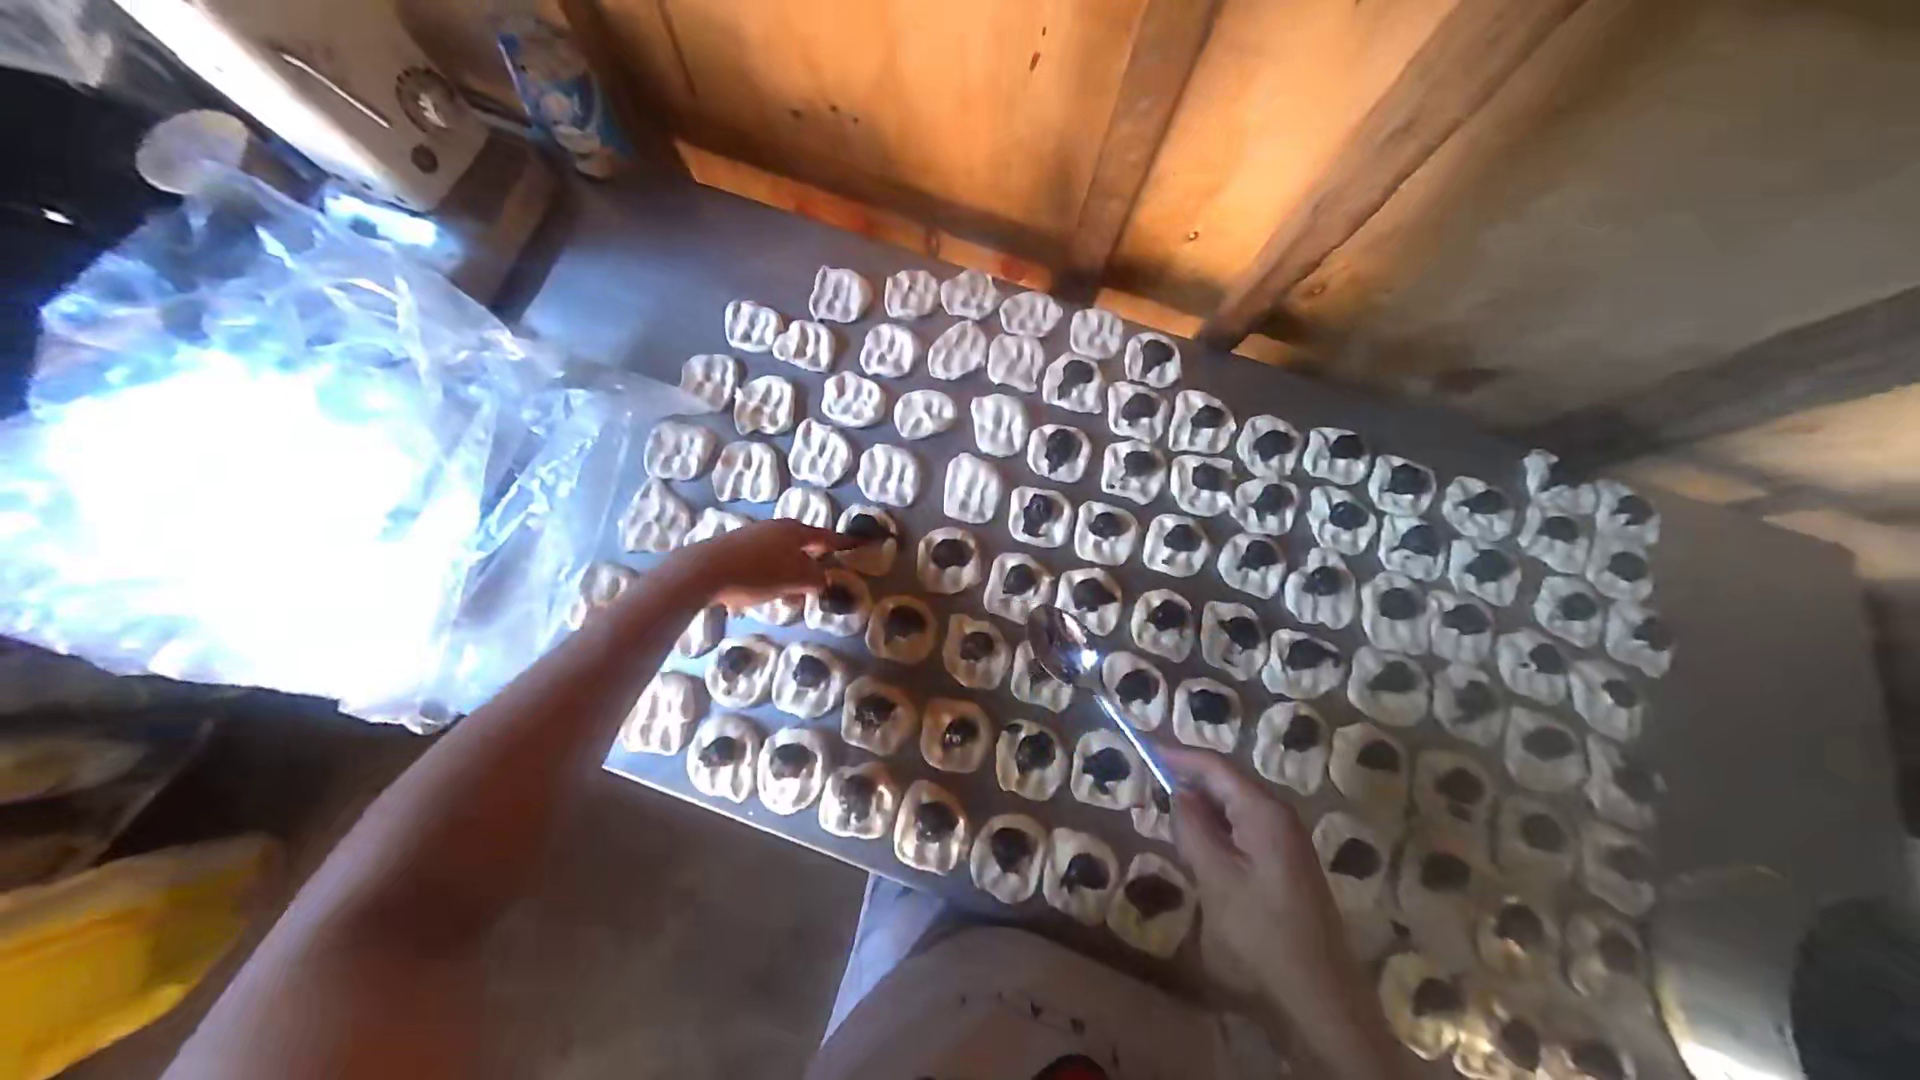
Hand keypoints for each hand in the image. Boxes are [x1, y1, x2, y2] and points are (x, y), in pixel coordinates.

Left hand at [665, 519, 858, 611]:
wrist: (705, 570)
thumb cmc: (758, 573)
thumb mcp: (797, 579)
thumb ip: (816, 579)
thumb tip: (821, 579)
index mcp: (795, 530)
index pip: (828, 537)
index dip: (844, 544)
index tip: (858, 544)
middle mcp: (775, 527)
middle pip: (802, 545)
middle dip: (812, 563)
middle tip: (819, 579)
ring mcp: (752, 536)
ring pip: (780, 555)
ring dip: (788, 573)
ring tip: (787, 595)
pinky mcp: (732, 548)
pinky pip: (760, 563)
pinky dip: (768, 576)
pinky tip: (759, 594)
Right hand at [1164, 746, 1345, 991]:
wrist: (1319, 998)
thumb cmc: (1261, 933)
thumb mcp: (1214, 877)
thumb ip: (1192, 828)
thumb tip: (1178, 793)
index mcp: (1264, 812)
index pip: (1216, 766)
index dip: (1180, 755)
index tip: (1146, 750)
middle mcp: (1279, 816)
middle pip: (1227, 782)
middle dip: (1189, 780)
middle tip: (1151, 785)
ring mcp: (1286, 841)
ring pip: (1234, 807)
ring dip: (1202, 808)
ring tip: (1169, 816)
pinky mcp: (1285, 864)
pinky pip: (1243, 829)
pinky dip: (1216, 829)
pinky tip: (1198, 847)